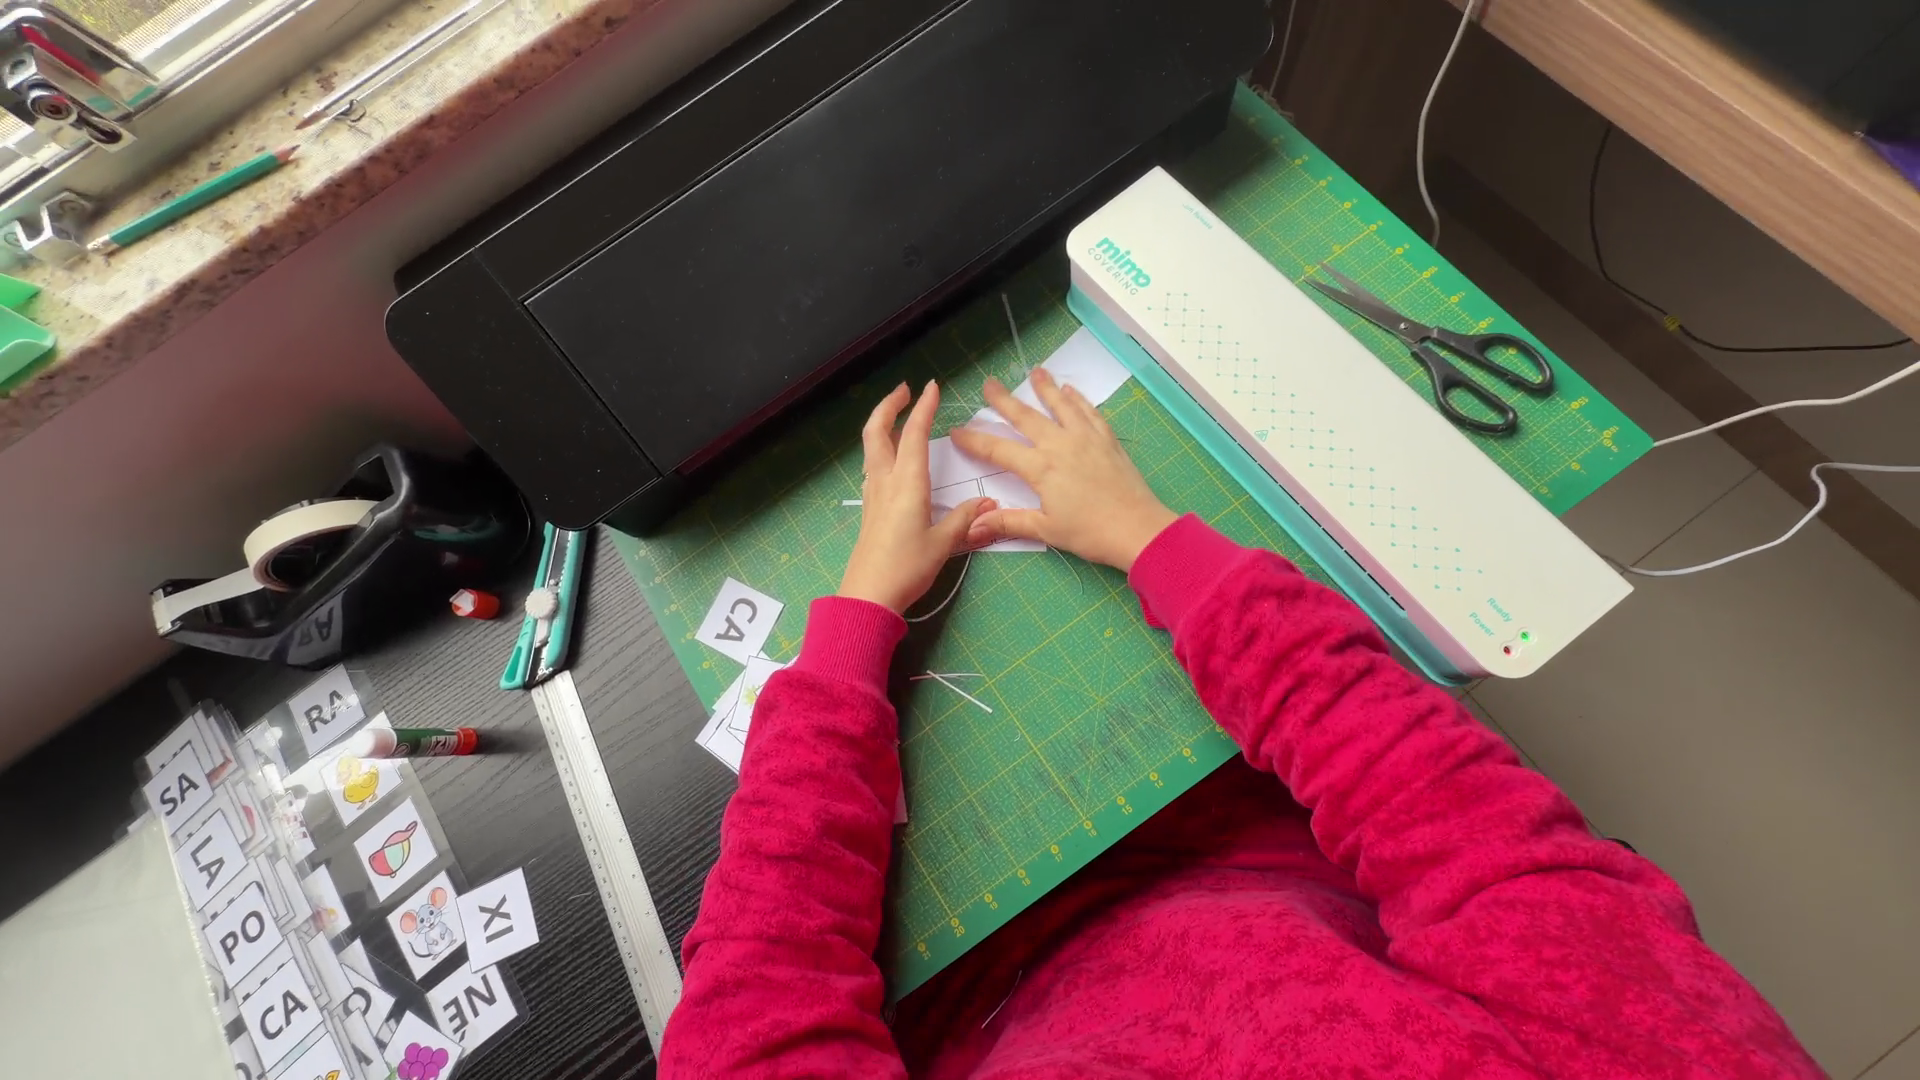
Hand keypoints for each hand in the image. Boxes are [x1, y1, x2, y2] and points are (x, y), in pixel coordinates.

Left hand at [839, 381, 993, 613]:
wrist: (869, 596)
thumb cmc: (907, 568)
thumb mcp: (944, 543)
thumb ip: (965, 520)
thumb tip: (989, 503)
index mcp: (907, 483)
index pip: (913, 434)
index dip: (923, 408)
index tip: (932, 387)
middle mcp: (885, 482)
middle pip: (877, 431)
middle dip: (889, 405)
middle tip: (904, 390)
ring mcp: (873, 495)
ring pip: (871, 448)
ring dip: (882, 424)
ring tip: (899, 417)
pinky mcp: (869, 509)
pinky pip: (872, 466)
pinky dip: (881, 448)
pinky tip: (892, 458)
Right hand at [952, 369, 1176, 570]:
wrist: (1137, 529)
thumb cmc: (1089, 533)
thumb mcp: (1045, 530)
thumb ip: (1009, 522)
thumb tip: (974, 524)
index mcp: (1040, 468)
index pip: (998, 450)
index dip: (974, 440)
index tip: (956, 431)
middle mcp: (1060, 445)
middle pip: (1026, 417)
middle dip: (1004, 400)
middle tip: (989, 383)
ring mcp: (1086, 438)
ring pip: (1060, 406)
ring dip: (1045, 388)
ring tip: (1036, 371)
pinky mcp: (1107, 440)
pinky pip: (1089, 413)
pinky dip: (1078, 400)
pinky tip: (1071, 391)